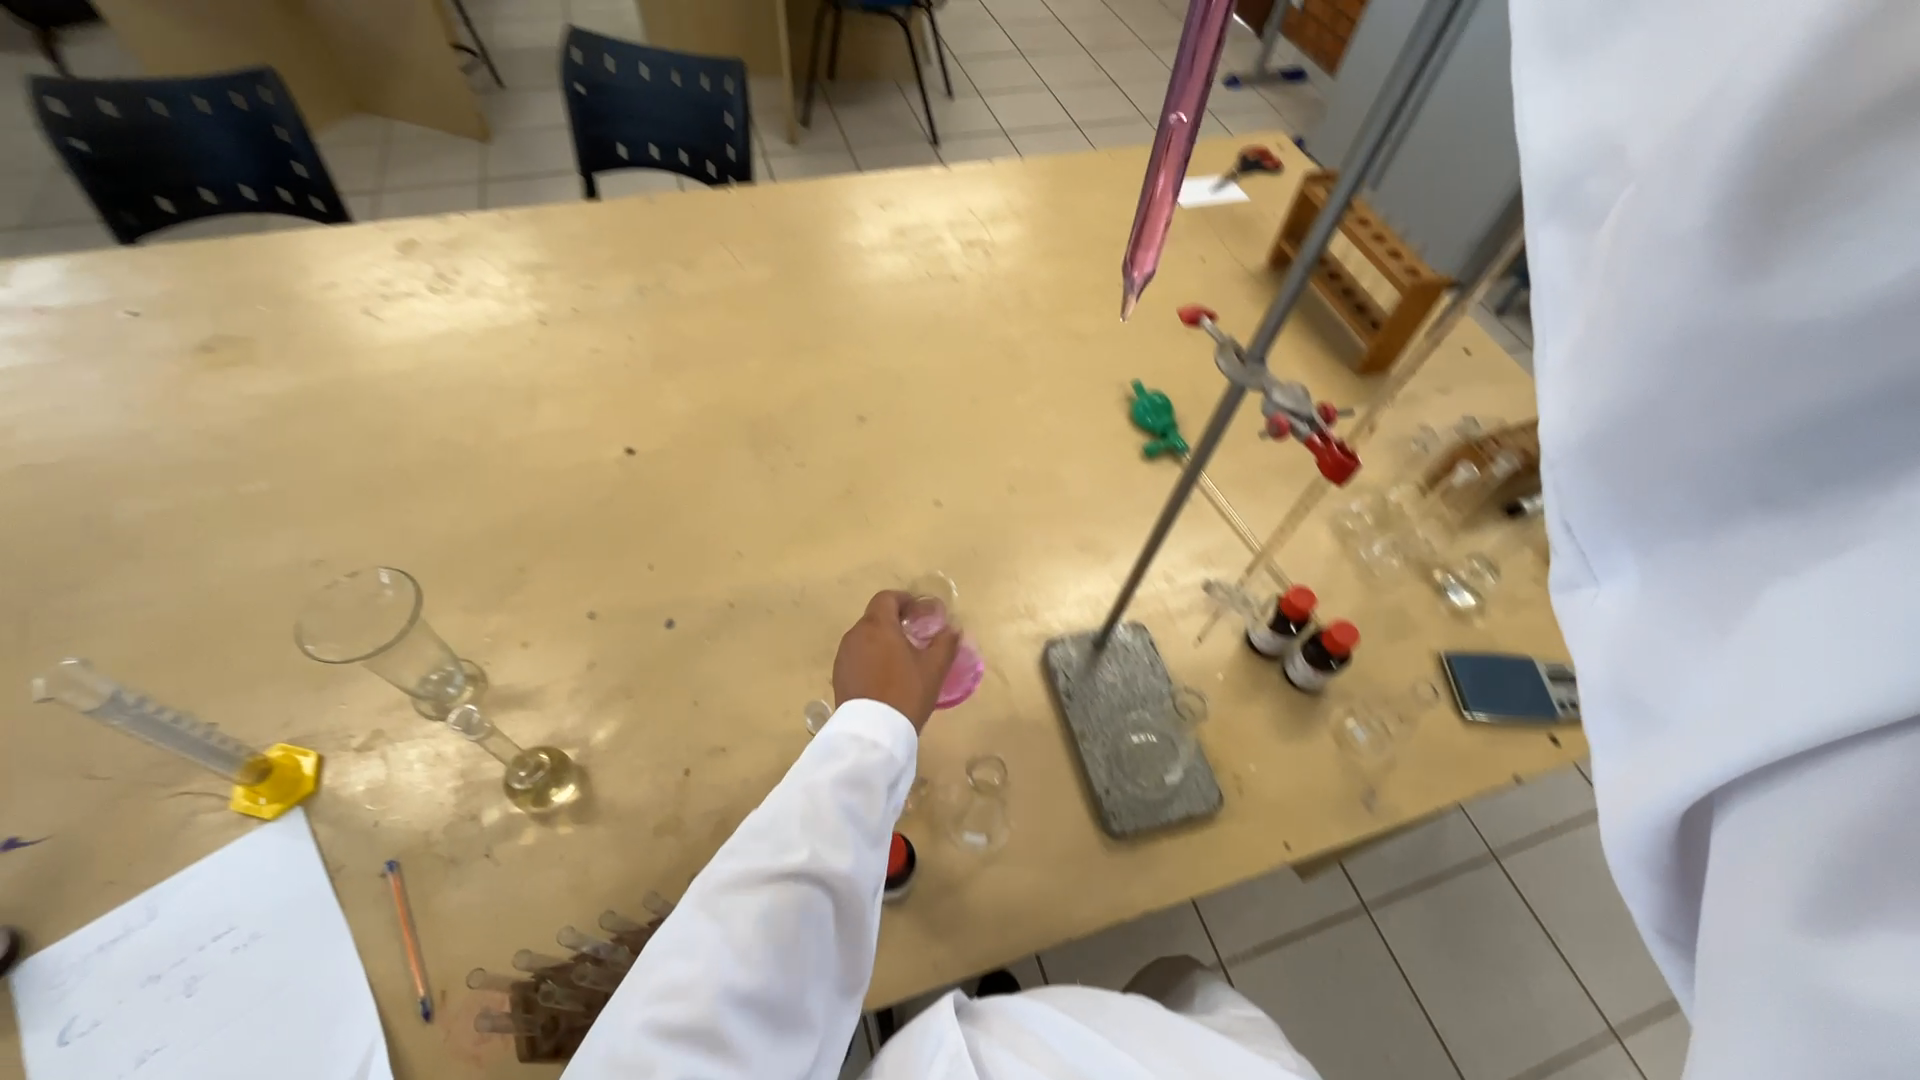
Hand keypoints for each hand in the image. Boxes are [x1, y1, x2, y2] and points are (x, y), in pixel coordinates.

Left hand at [832, 591, 960, 732]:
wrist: (873, 732)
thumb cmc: (906, 692)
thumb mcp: (934, 668)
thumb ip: (945, 643)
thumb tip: (953, 629)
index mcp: (878, 626)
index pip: (887, 598)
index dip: (904, 599)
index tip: (919, 610)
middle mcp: (856, 634)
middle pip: (875, 617)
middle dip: (894, 621)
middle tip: (914, 635)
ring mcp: (843, 655)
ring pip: (864, 637)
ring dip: (881, 640)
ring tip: (900, 658)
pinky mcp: (838, 675)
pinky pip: (857, 656)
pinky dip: (870, 657)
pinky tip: (884, 676)